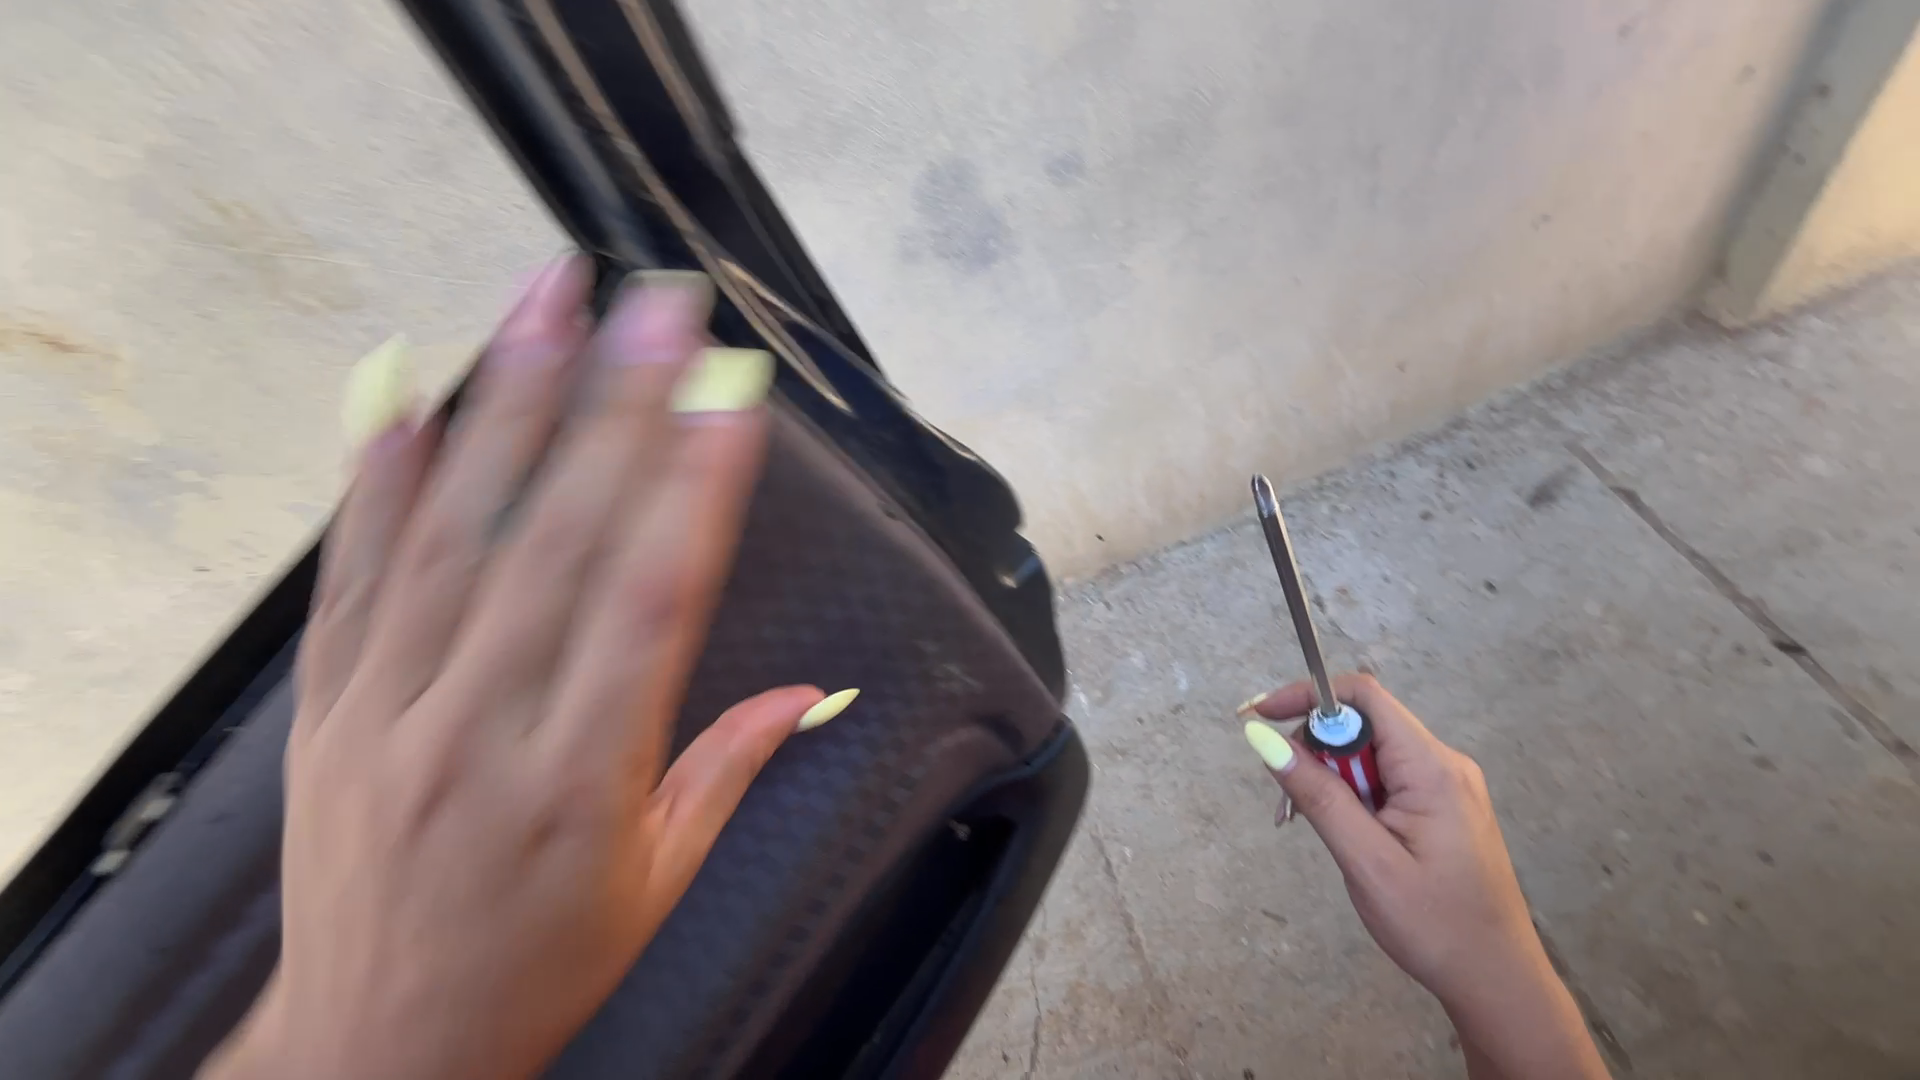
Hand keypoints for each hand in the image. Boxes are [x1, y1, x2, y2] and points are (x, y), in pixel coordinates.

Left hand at [202, 259, 851, 1079]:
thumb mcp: (660, 880)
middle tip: (656, 310)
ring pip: (456, 531)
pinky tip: (406, 390)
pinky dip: (379, 474)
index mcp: (585, 775)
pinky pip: (354, 576)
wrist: (371, 1050)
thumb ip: (730, 767)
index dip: (696, 493)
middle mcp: (483, 724)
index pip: (651, 604)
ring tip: (548, 302)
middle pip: (558, 539)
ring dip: (510, 401)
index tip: (731, 405)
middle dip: (619, 407)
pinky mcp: (328, 707)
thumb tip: (815, 693)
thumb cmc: (541, 962)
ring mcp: (391, 707)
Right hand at [1243, 674, 1608, 1079]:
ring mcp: (1445, 784)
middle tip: (1285, 798)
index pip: (1363, 696)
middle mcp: (1443, 763)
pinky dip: (1349, 792)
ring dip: (1328, 775)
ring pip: (1368, 751)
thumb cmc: (1435, 926)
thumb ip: (1315, 794)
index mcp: (1432, 768)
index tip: (1260, 717)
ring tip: (1309, 822)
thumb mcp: (1364, 861)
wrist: (1500, 985)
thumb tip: (1261, 736)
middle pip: (1361, 723)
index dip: (1306, 695)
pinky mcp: (1440, 805)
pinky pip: (1383, 776)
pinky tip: (1341, 829)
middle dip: (1312, 748)